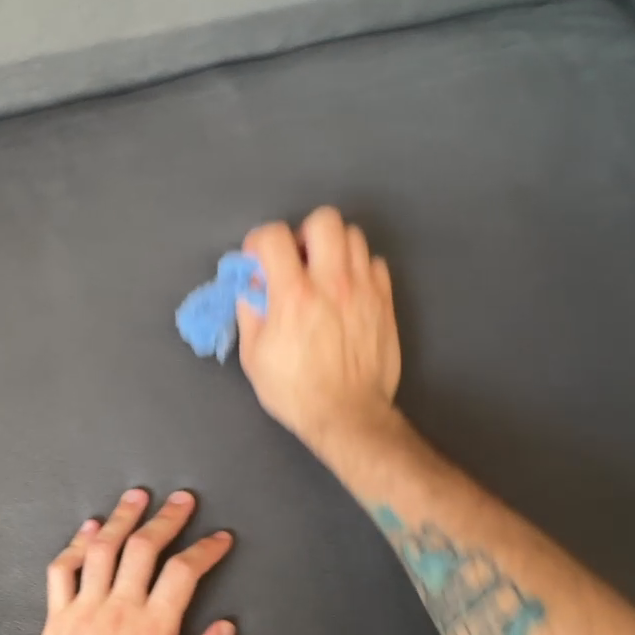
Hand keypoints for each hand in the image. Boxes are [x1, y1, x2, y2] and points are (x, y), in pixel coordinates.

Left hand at [29, 489, 236, 634]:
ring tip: (136, 496)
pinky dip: (75, 545)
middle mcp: (119, 608)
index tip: (219, 538)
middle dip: (166, 518)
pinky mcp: (58, 616)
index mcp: (154, 628)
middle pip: (143, 548)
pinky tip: (88, 528)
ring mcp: (85, 608)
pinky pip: (63, 570)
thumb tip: (225, 626)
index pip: (184, 572)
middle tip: (181, 498)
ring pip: (102, 549)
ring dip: (121, 518)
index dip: (205, 549)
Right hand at [236, 205, 402, 451]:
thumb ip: (250, 315)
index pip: (273, 237)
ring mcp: (363, 288)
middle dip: (303, 234)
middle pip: (324, 220)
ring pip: (353, 236)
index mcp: (293, 295)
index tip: (256, 261)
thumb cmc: (295, 391)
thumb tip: (251, 290)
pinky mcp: (385, 300)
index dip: (258, 242)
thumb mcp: (254, 358)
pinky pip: (374, 263)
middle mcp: (331, 282)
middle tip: (296, 261)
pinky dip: (357, 269)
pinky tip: (346, 292)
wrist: (347, 414)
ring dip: (332, 248)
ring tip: (322, 274)